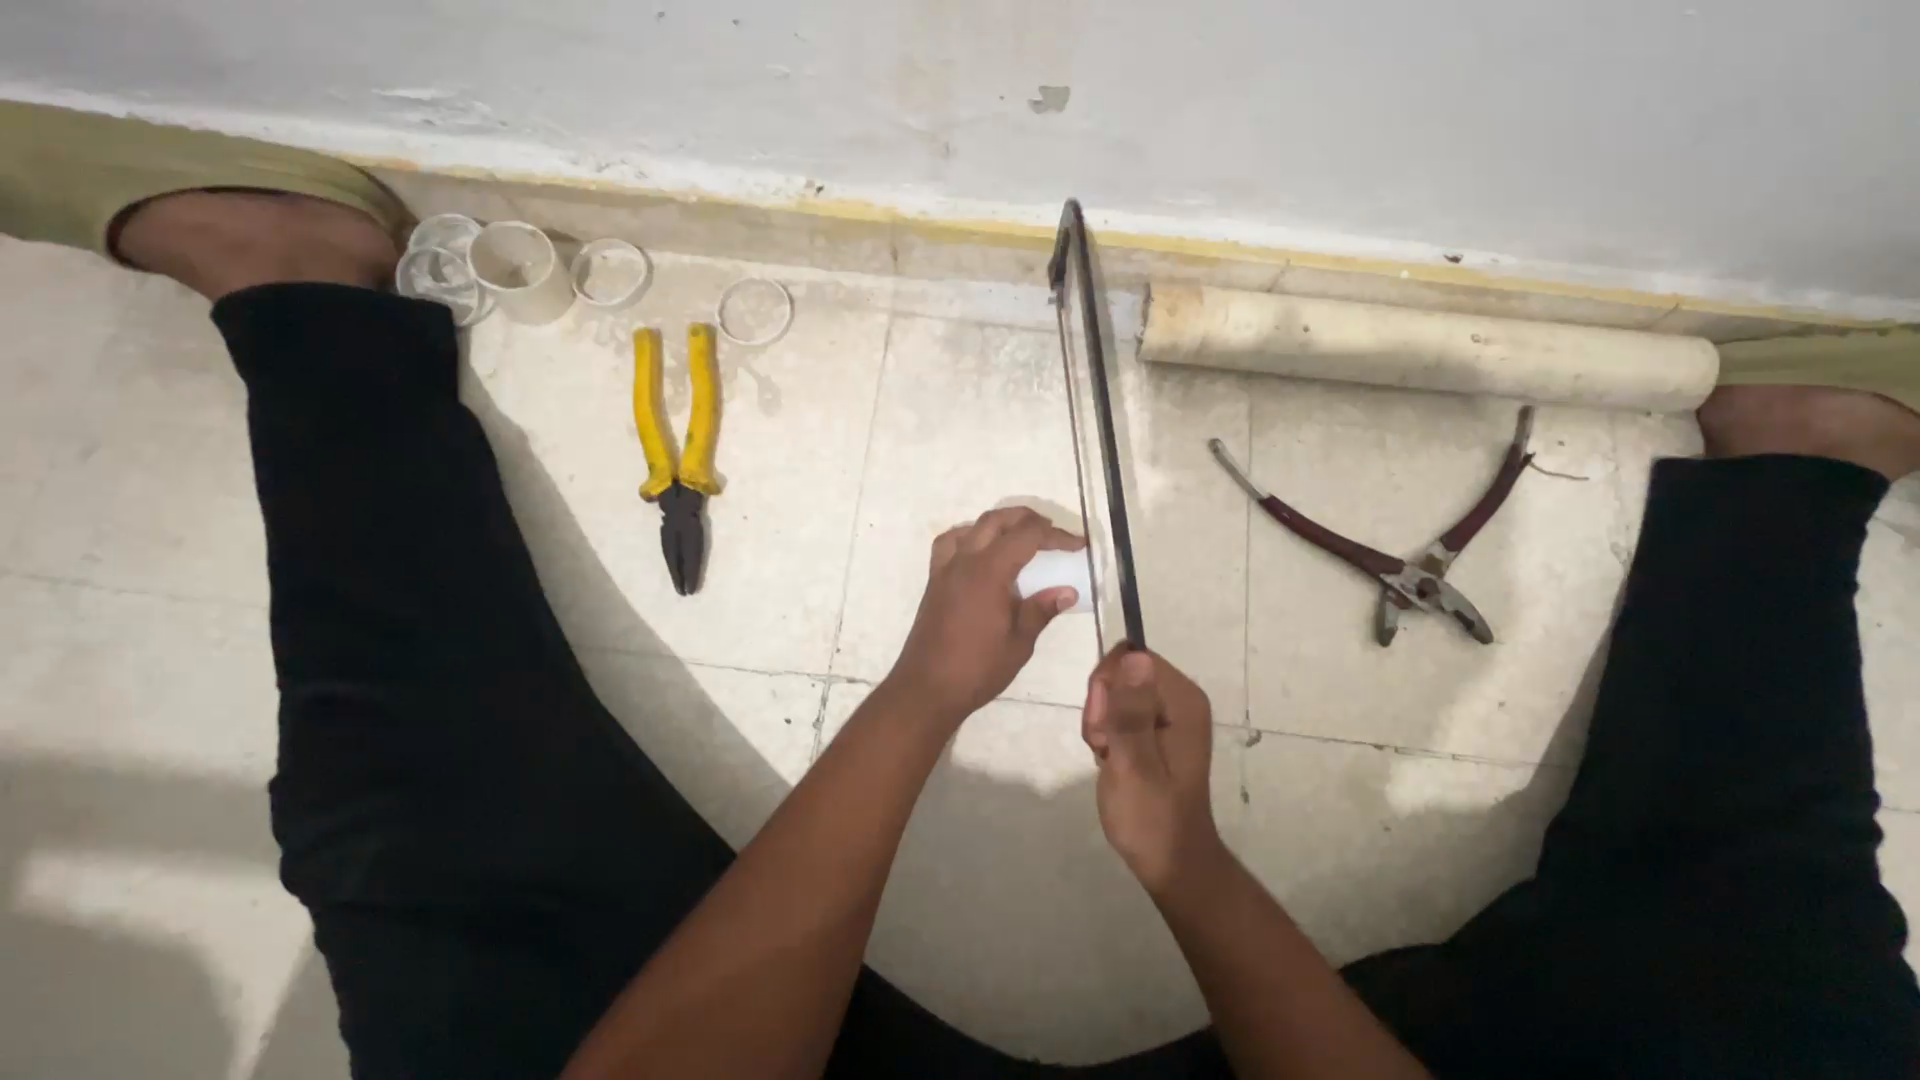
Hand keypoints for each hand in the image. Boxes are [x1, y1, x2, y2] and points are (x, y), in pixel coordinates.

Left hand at [884, 507, 1084, 725]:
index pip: (1027, 536)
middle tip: (1053, 533)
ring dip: (998, 524)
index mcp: (989, 572)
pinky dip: (969, 538)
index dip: (1055, 536)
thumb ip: (1041, 610)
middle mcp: (964, 561)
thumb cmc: (978, 668)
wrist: (927, 688)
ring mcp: (945, 570)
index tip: (1078, 546)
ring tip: (1019, 538)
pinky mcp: (934, 582)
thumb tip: (1067, 592)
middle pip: (997, 520)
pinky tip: (981, 554)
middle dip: (1028, 519)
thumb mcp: (1020, 643)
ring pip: (971, 527)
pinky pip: (950, 544)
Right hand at [1083, 648, 1222, 893]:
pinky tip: (1112, 760)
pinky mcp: (1155, 730)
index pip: (1132, 657)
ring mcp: (1168, 715)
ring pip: (1115, 692)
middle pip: (1121, 672)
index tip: (1105, 727)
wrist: (1169, 861)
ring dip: (1101, 723)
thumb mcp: (1133, 764)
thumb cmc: (1151, 818)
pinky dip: (1107, 734)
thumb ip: (1130, 711)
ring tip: (1110, 759)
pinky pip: (1119, 711)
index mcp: (1182, 701)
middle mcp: (1180, 699)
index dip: (1108, 686)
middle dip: (1102, 706)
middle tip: (1107, 748)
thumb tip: (1133, 656)